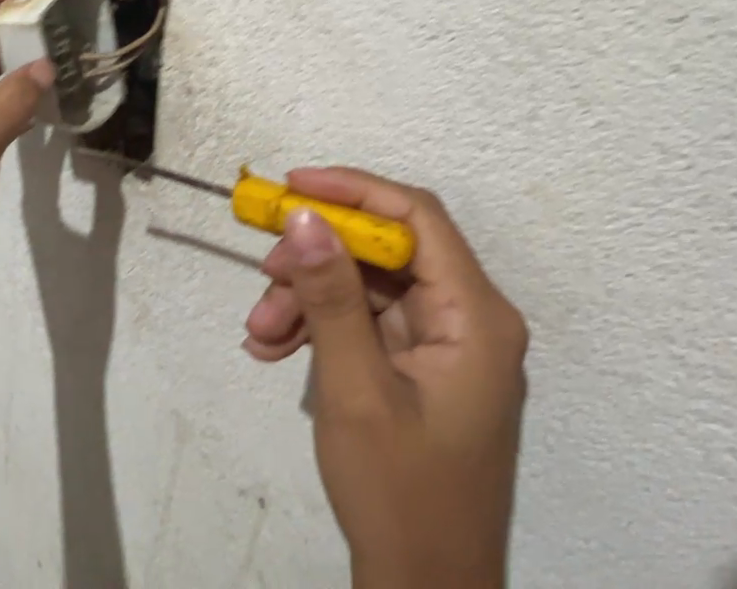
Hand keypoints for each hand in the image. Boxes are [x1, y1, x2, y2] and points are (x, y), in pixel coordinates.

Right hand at [242, 169, 528, 588]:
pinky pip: (366, 325)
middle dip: (318, 261)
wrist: (424, 587)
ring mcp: (445, 346)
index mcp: (476, 317)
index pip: (417, 219)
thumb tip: (305, 216)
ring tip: (259, 335)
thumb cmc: (400, 492)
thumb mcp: (355, 389)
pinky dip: (320, 329)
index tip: (291, 187)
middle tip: (264, 278)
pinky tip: (274, 350)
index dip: (353, 191)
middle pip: (385, 254)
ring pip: (367, 288)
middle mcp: (469, 319)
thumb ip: (331, 297)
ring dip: (309, 300)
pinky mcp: (420, 369)